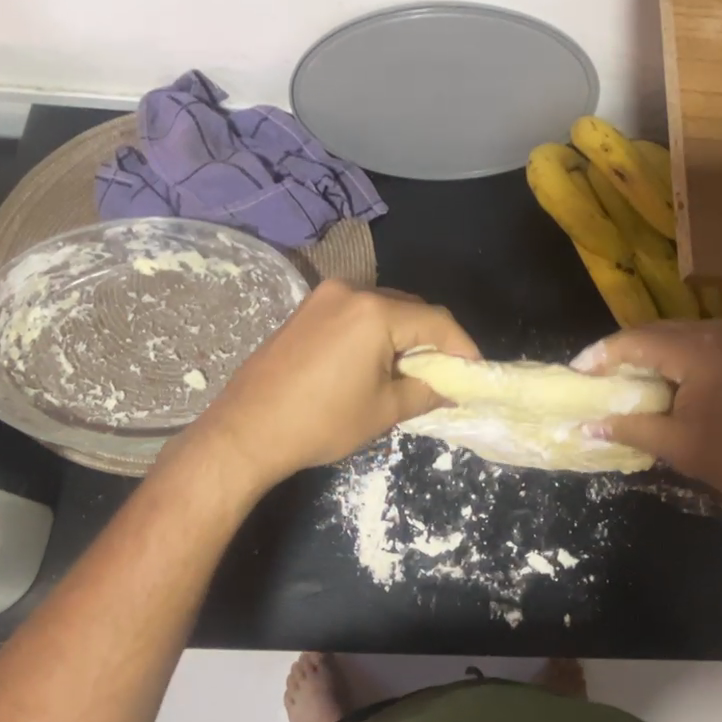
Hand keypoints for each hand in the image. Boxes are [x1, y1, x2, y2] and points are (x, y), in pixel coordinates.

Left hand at [185, 280, 478, 490]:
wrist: (245, 431)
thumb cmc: (320, 422)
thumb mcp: (384, 410)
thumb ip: (427, 391)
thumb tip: (453, 388)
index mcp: (375, 312)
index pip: (437, 322)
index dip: (462, 348)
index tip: (475, 374)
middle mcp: (352, 291)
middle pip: (411, 309)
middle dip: (433, 341)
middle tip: (445, 376)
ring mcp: (325, 296)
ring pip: (384, 309)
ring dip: (404, 335)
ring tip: (411, 372)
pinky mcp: (307, 308)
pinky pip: (357, 312)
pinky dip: (376, 332)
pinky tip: (376, 362)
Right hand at [575, 319, 721, 520]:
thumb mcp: (680, 446)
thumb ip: (630, 428)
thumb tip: (584, 426)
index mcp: (698, 349)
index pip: (635, 341)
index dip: (601, 355)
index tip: (575, 372)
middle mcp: (717, 330)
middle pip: (656, 331)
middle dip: (624, 352)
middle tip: (596, 378)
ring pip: (679, 334)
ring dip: (651, 354)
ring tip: (626, 380)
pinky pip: (701, 343)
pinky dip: (676, 357)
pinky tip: (667, 380)